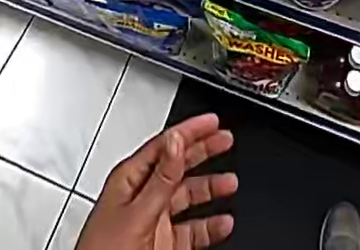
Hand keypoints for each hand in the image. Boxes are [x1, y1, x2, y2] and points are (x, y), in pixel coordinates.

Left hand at [77, 114, 237, 249]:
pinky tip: (222, 223)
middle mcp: (141, 198)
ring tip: (230, 183)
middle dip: (204, 152)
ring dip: (210, 189)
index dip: (190, 130)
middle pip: (179, 166)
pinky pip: (191, 231)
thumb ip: (160, 178)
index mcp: (129, 181)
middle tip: (225, 139)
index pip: (165, 146)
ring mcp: (151, 223)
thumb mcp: (136, 215)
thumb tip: (176, 140)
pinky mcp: (161, 247)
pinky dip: (209, 227)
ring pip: (187, 198)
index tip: (213, 121)